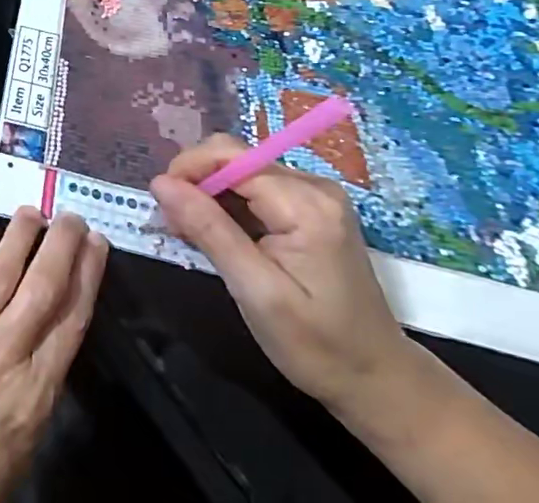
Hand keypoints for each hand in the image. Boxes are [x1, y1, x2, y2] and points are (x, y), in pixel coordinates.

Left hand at [0, 209, 108, 502]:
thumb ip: (41, 379)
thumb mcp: (24, 437)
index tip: (97, 244)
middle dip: (62, 246)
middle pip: (42, 288)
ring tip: (35, 211)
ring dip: (21, 237)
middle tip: (72, 218)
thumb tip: (54, 322)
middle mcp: (1, 357)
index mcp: (34, 393)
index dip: (87, 276)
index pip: (71, 320)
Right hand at [149, 135, 418, 411]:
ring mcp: (316, 195)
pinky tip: (219, 236)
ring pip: (240, 171)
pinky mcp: (311, 208)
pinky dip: (228, 205)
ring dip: (208, 196)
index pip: (230, 157)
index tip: (162, 206)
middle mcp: (314, 186)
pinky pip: (256, 188)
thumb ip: (208, 230)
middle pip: (235, 158)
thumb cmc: (316, 346)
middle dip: (195, 183)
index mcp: (306, 204)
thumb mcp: (255, 291)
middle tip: (174, 225)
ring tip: (192, 235)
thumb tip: (160, 182)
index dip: (188, 170)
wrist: (377, 381)